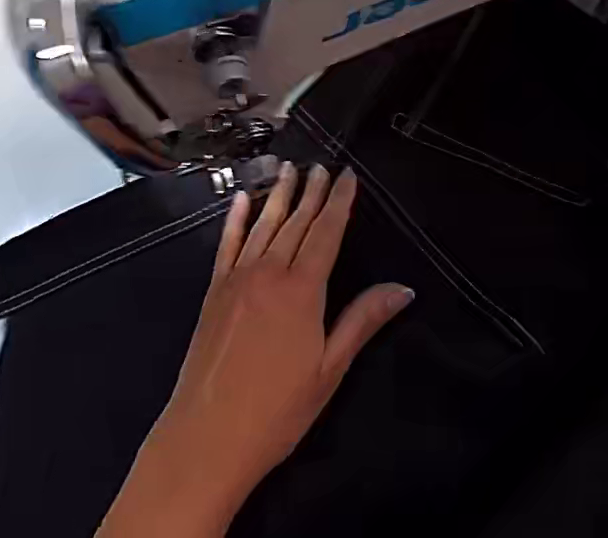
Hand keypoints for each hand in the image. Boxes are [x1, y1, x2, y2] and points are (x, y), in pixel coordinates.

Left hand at [97, 164, 413, 537]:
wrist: (204, 441)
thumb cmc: (277, 409)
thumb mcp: (330, 368)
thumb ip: (363, 320)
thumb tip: (404, 288)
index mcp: (302, 289)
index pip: (327, 231)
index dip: (340, 201)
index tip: (348, 174)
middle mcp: (269, 273)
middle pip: (296, 222)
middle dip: (312, 191)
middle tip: (322, 165)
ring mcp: (237, 280)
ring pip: (263, 225)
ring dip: (279, 195)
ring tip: (290, 168)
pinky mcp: (213, 293)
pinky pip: (226, 245)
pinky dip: (235, 219)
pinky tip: (241, 199)